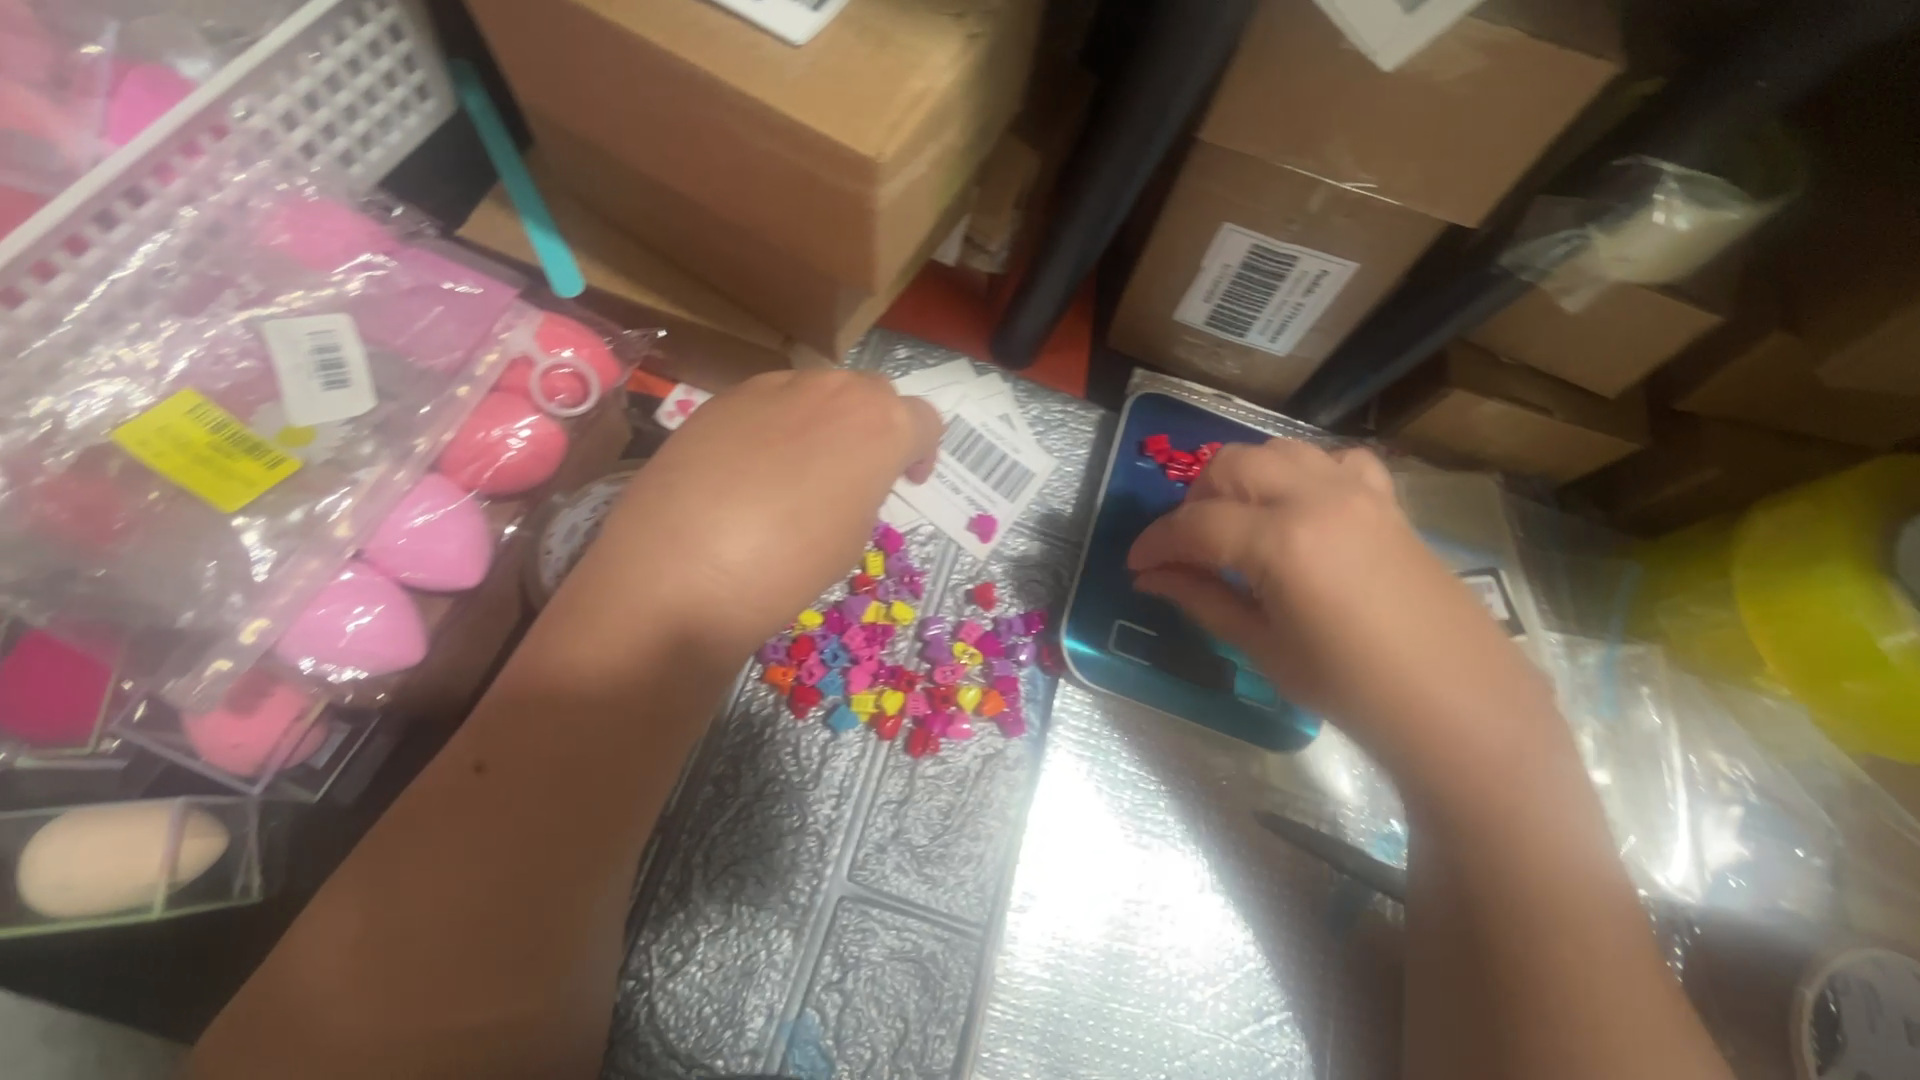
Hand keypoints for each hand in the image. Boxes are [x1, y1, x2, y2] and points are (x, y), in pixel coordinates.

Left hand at [568, 370, 939, 655]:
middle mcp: (833, 389)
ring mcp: (773, 387)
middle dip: (874, 427)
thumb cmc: (789, 566)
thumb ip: (864, 490)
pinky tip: (748, 472)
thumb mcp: (852, 537)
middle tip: (857, 473)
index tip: (906, 481)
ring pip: (817, 392)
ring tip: (798, 473)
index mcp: (881, 425)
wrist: (681, 568)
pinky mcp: (722, 398)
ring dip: (823, 423)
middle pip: (872, 393)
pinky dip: (774, 428)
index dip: (920, 451)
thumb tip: (846, 479)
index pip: (923, 420)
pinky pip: (767, 404)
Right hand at [1126, 439, 1553, 769]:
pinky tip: (1299, 509)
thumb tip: (1150, 578)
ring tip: (1236, 523)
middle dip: (1194, 501)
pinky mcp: (1387, 501)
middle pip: (1231, 467)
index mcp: (1282, 542)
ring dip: (1243, 479)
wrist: (1457, 703)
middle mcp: (1317, 498)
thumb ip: (1202, 599)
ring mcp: (1358, 493)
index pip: (1195, 526)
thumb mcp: (1263, 648)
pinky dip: (1303, 473)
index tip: (1137, 564)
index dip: (1156, 543)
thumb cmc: (1351, 689)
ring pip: (1278, 451)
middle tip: (1187, 547)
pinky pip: (1335, 461)